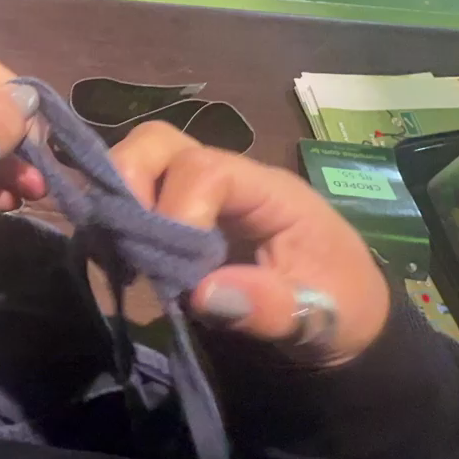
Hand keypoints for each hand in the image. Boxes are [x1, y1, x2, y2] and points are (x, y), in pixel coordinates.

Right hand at [110, 123, 389, 363]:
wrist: (344, 316)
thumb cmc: (342, 307)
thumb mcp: (326, 316)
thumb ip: (270, 306)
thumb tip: (201, 293)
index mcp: (268, 190)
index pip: (204, 170)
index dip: (176, 211)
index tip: (176, 273)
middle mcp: (226, 175)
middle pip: (158, 142)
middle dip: (128, 180)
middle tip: (123, 238)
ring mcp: (196, 189)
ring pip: (138, 158)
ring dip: (116, 197)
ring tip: (121, 249)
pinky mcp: (175, 207)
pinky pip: (131, 190)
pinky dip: (114, 215)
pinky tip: (120, 254)